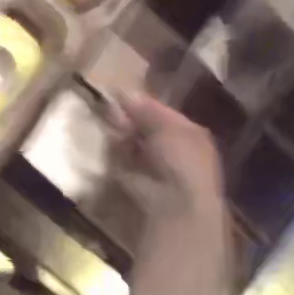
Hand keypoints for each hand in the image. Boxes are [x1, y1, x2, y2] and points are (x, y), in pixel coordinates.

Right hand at [114, 93, 225, 235]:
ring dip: (119, 134)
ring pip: (131, 141)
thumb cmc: (181, 160)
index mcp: (188, 131)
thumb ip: (147, 110)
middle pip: (144, 126)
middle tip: (108, 108)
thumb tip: (126, 92)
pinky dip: (114, 152)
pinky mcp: (134, 178)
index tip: (117, 93)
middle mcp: (172, 145)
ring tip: (105, 123)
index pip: (160, 111)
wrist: (175, 202)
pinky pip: (121, 158)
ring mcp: (152, 163)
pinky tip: (108, 144)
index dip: (140, 102)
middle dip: (128, 118)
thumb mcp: (169, 128)